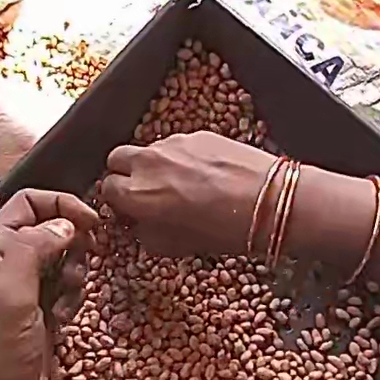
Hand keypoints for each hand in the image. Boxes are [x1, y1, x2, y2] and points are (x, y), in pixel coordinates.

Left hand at [0, 188, 99, 379]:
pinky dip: (73, 296)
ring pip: (64, 255)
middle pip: (50, 225)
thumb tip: (66, 225)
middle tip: (84, 260)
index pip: (27, 202)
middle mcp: (5, 259)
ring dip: (75, 272)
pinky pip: (67, 284)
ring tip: (64, 299)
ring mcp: (24, 284)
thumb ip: (33, 249)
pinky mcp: (41, 305)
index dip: (61, 204)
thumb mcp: (10, 294)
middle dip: (73, 241)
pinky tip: (62, 317)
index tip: (91, 222)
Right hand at [100, 131, 276, 256]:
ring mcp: (174, 144)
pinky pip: (176, 143)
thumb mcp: (181, 245)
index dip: (118, 202)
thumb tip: (140, 227)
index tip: (130, 211)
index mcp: (138, 194)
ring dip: (152, 165)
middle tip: (143, 192)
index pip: (107, 189)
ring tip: (178, 184)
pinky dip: (179, 157)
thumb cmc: (228, 230)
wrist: (273, 201)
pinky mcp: (198, 134)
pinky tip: (202, 174)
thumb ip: (150, 235)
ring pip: (147, 149)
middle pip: (117, 159)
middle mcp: (149, 163)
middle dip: (124, 174)